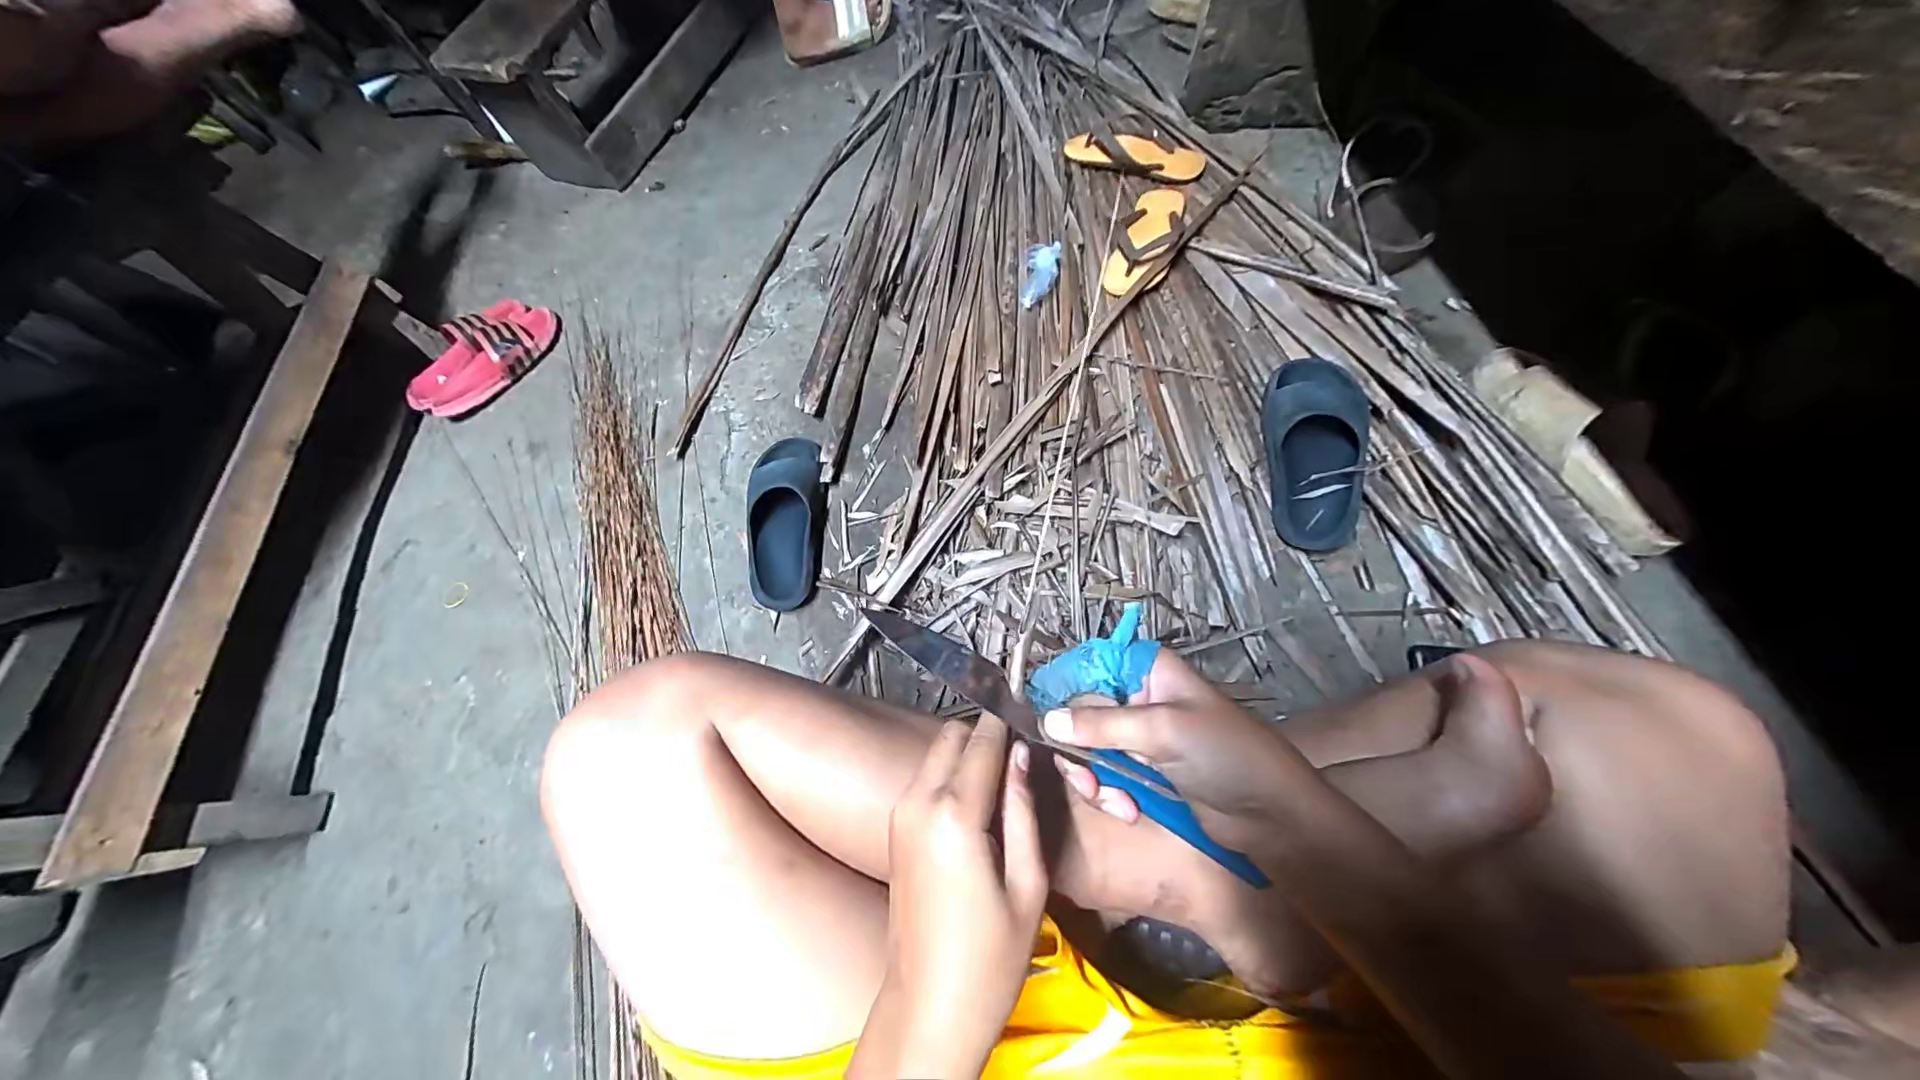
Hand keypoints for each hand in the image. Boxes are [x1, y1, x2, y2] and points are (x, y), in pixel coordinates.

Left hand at [870, 715, 1047, 1076]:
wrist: (928, 1007)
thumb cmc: (989, 959)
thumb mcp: (1027, 884)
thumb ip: (1023, 809)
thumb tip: (1022, 755)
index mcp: (954, 813)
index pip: (983, 740)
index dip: (1009, 723)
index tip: (1031, 719)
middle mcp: (918, 802)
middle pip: (953, 735)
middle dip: (986, 734)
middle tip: (1020, 757)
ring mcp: (900, 814)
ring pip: (937, 753)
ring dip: (968, 753)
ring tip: (1005, 783)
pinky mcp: (895, 829)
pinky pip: (926, 778)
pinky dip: (951, 773)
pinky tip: (979, 804)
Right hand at [1040, 652, 1302, 852]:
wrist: (1272, 817)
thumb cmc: (1225, 757)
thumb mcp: (1162, 731)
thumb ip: (1101, 723)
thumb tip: (1047, 720)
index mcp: (1146, 670)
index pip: (1086, 666)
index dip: (1061, 692)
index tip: (1043, 722)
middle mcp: (1137, 697)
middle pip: (1079, 711)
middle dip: (1079, 749)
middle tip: (1085, 779)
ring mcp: (1138, 736)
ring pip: (1087, 747)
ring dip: (1093, 777)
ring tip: (1113, 800)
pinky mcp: (1141, 770)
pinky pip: (1104, 774)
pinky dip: (1108, 793)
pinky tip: (1128, 810)